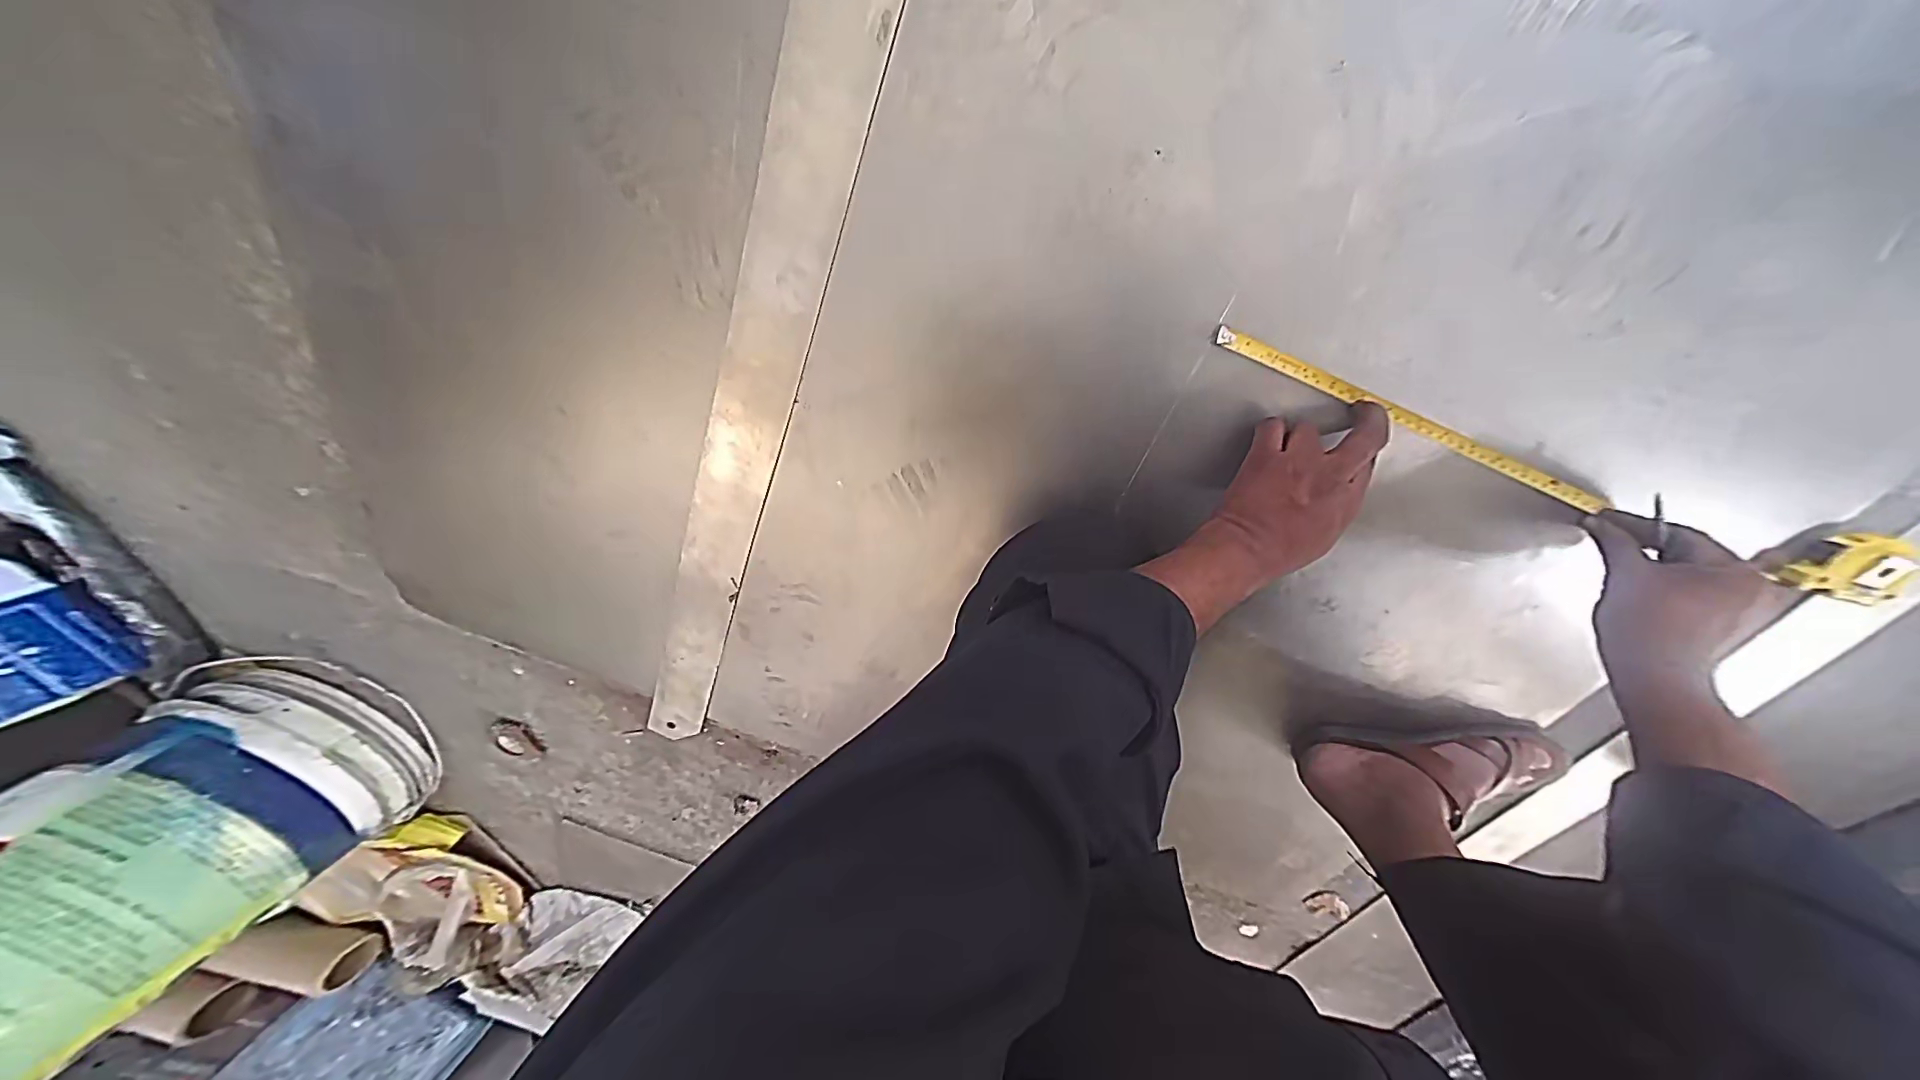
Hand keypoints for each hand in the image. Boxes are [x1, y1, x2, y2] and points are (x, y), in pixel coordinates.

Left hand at [1137, 403, 1388, 631]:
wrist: (1245, 548)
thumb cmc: (1278, 550)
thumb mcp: (1325, 535)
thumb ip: (1339, 505)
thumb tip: (1337, 491)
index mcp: (1347, 499)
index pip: (1371, 459)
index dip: (1365, 448)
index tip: (1362, 439)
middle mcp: (1329, 475)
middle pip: (1365, 433)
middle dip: (1367, 417)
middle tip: (1360, 411)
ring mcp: (1298, 460)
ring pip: (1309, 427)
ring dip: (1296, 436)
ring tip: (1284, 450)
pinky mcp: (1267, 454)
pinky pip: (1272, 425)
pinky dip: (1269, 430)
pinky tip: (1266, 440)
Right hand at [1583, 510, 1789, 693]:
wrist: (1654, 677)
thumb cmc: (1648, 631)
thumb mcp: (1624, 574)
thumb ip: (1615, 542)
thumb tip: (1602, 524)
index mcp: (1736, 570)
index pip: (1677, 533)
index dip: (1634, 525)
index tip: (1608, 520)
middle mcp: (1752, 589)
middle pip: (1689, 554)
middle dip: (1648, 547)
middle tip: (1613, 540)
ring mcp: (1744, 611)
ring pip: (1692, 575)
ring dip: (1658, 568)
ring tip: (1626, 566)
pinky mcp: (1726, 628)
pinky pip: (1697, 595)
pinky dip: (1670, 588)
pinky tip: (1645, 592)